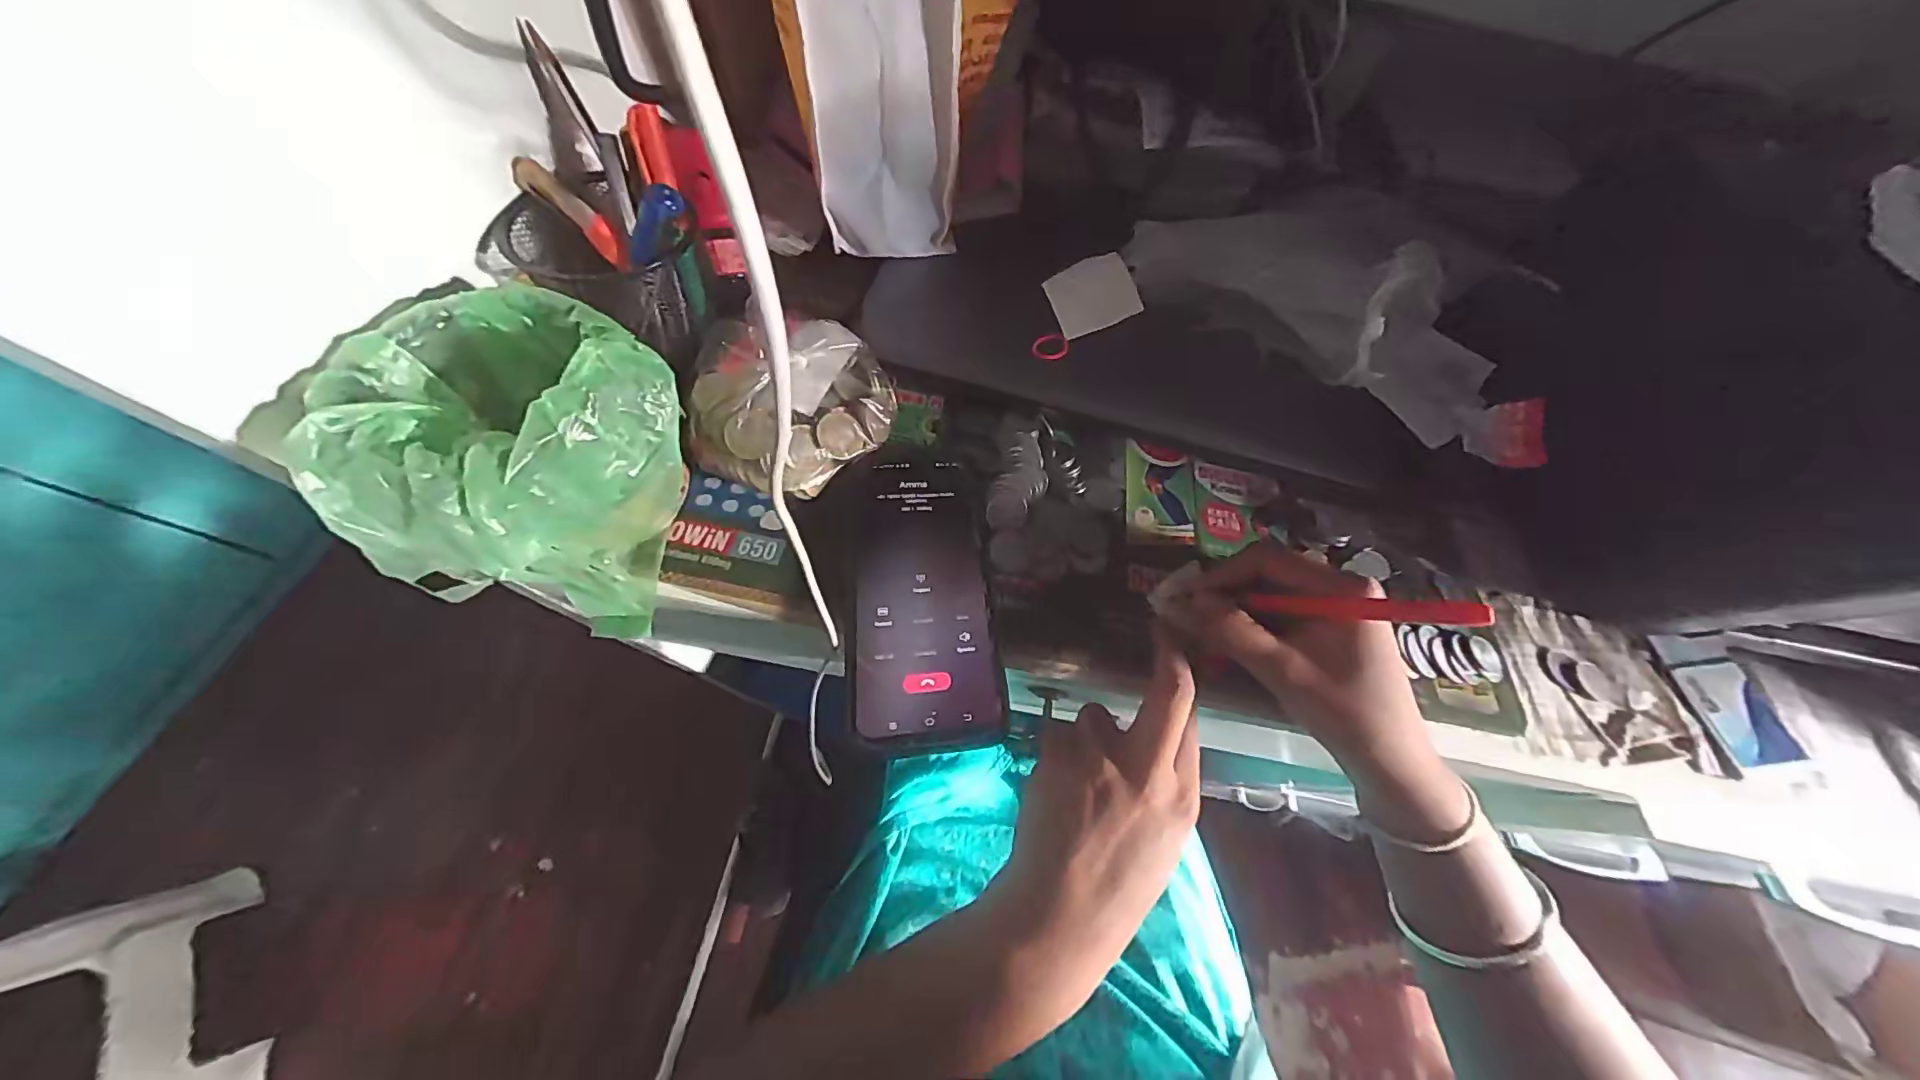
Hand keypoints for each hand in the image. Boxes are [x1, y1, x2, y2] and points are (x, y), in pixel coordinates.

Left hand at [993, 626, 1199, 985]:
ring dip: (1084, 734)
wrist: (1060, 916)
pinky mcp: (1060, 757)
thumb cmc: (1116, 884)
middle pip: (1169, 692)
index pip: (1192, 722)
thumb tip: (1162, 734)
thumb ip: (1167, 782)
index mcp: (1184, 798)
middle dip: (1166, 655)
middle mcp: (1151, 772)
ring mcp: (1103, 761)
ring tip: (1075, 778)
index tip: (1175, 657)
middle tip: (1159, 628)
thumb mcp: (1165, 838)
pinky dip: (1055, 749)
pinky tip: (1052, 786)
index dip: (1183, 685)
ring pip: (1094, 714)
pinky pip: (1058, 730)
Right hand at [1175, 543, 1469, 843]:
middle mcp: (1341, 586)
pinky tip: (1224, 637)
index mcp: (1342, 587)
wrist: (1391, 761)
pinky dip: (1249, 622)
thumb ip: (1231, 631)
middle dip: (1223, 591)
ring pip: (1269, 593)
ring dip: (1232, 607)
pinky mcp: (1330, 626)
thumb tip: (1180, 603)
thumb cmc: (1344, 713)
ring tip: (1196, 624)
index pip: (1266, 560)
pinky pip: (1280, 613)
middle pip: (1267, 573)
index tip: (1183, 596)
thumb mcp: (1281, 670)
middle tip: (1184, 610)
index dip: (1219, 575)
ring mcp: (1336, 606)